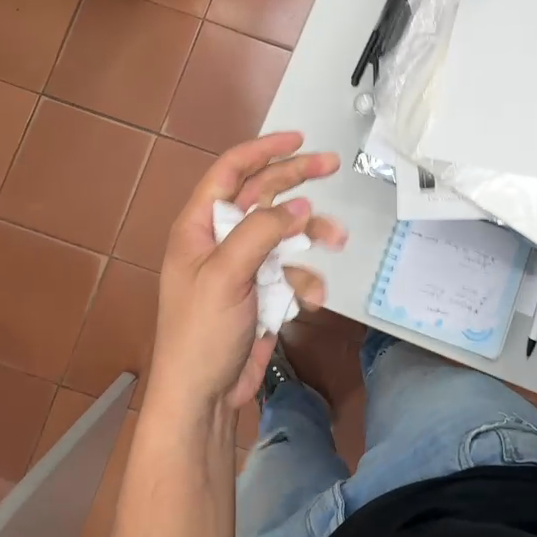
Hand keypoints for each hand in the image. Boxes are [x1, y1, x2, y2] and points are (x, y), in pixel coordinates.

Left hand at [148, 132, 343, 414]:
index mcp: (199, 226)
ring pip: (284, 232)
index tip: (298, 138)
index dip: (263, 149)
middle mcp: (221, 238)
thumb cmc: (200, 332)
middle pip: (263, 193)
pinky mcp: (262, 291)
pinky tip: (311, 298)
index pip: (231, 171)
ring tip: (338, 238)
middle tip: (331, 164)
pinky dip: (306, 278)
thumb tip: (299, 205)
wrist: (203, 398)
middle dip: (297, 179)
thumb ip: (262, 232)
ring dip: (311, 234)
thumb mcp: (226, 274)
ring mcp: (243, 265)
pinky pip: (291, 271)